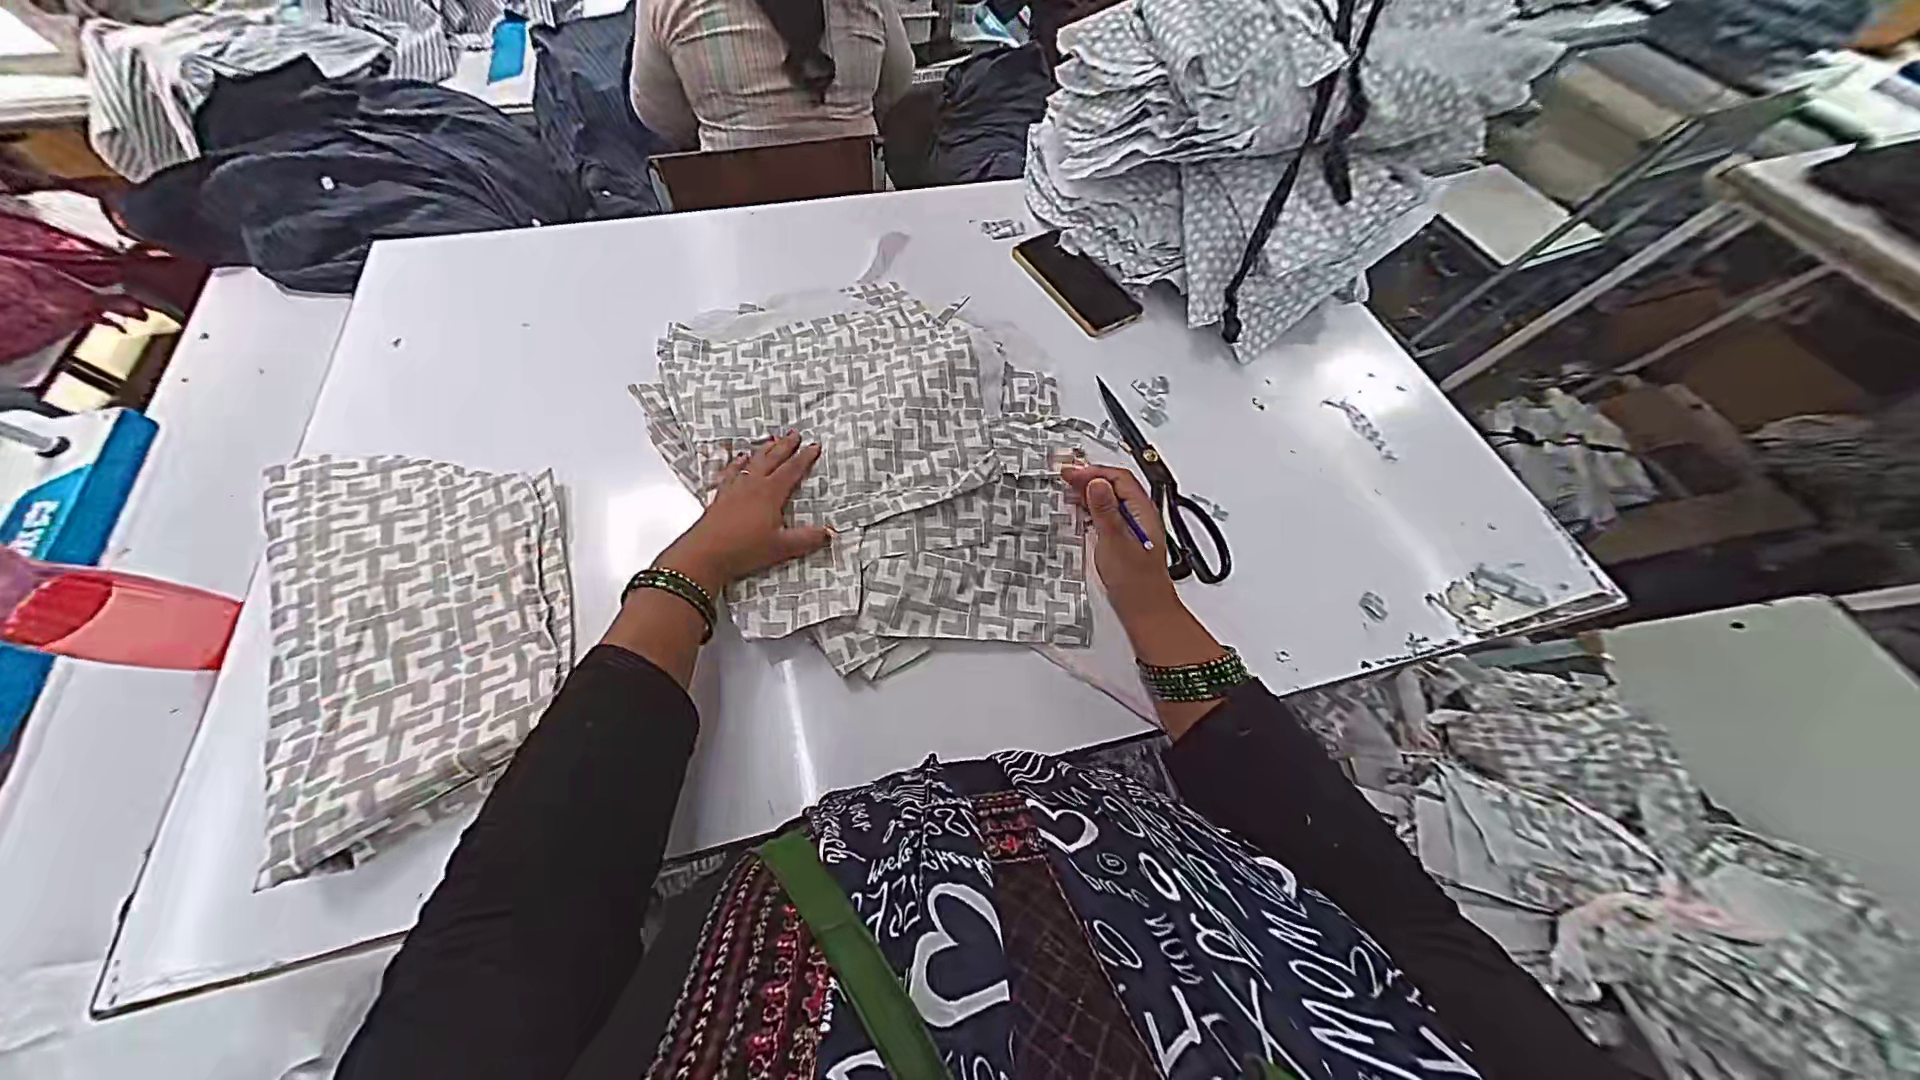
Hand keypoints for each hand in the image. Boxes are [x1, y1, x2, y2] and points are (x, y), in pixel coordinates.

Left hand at [657, 432, 831, 594]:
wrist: (705, 554)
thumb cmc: (745, 549)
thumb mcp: (783, 547)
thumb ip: (807, 538)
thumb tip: (829, 532)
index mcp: (770, 493)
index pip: (792, 470)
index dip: (805, 457)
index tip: (814, 446)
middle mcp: (753, 485)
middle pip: (772, 459)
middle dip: (785, 446)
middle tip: (795, 434)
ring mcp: (734, 488)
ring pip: (752, 462)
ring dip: (764, 450)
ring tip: (771, 441)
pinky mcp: (720, 496)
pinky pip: (732, 472)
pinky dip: (738, 463)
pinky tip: (740, 460)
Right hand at [1062, 464, 1178, 620]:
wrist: (1144, 608)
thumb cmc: (1136, 581)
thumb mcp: (1114, 541)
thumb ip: (1105, 510)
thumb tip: (1097, 484)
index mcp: (1142, 511)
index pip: (1118, 478)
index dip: (1093, 472)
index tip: (1071, 473)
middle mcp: (1140, 516)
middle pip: (1115, 485)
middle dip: (1090, 477)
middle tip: (1066, 477)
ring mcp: (1133, 527)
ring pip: (1111, 499)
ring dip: (1089, 492)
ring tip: (1069, 490)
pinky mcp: (1124, 539)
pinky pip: (1107, 514)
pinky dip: (1092, 508)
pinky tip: (1081, 512)